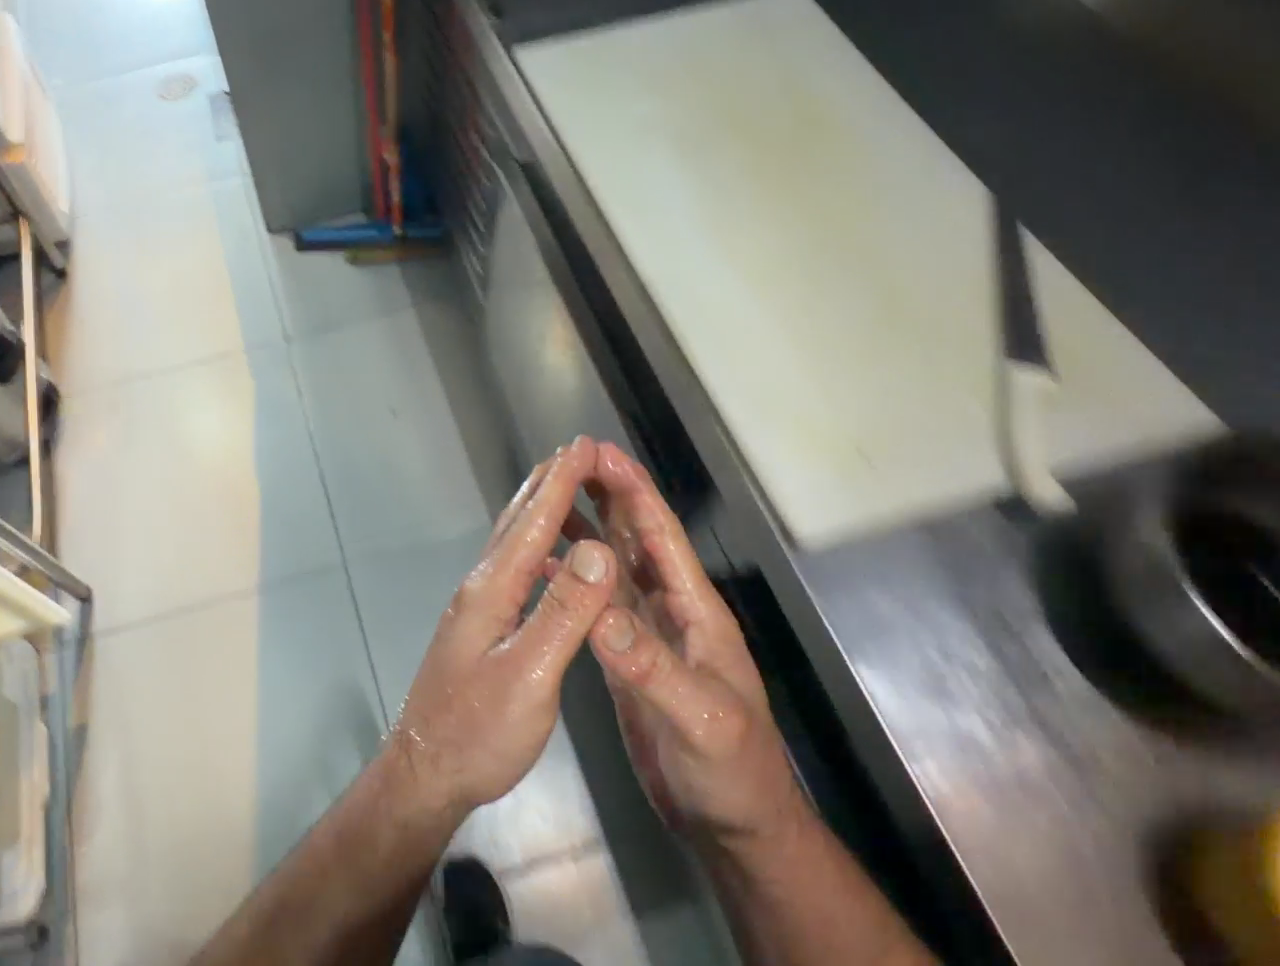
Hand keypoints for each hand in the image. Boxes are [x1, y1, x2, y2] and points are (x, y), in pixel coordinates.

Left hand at [381, 437, 616, 819]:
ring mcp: (476, 608)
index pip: (534, 523)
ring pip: (511, 543)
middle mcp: (480, 588)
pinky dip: (534, 543)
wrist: (426, 771)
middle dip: (548, 483)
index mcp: (493, 590)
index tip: (584, 444)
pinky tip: (544, 556)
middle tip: (576, 451)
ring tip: (563, 486)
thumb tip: (596, 547)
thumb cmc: (479, 729)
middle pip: (516, 523)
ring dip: (539, 508)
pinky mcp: (479, 628)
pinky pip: (513, 567)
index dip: (561, 483)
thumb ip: (563, 612)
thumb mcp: (530, 674)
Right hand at [586, 445, 808, 844]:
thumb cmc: (732, 770)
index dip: (634, 493)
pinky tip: (547, 572)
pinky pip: (597, 609)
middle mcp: (669, 614)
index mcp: (695, 614)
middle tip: (569, 461)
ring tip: (549, 501)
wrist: (732, 825)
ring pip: (612, 572)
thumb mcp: (701, 718)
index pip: (662, 540)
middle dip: (607, 498)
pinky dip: (574, 584)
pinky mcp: (627, 664)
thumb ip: (652, 666)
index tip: (602, 453)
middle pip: (635, 543)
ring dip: (587, 533)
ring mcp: (647, 639)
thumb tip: (600, 612)